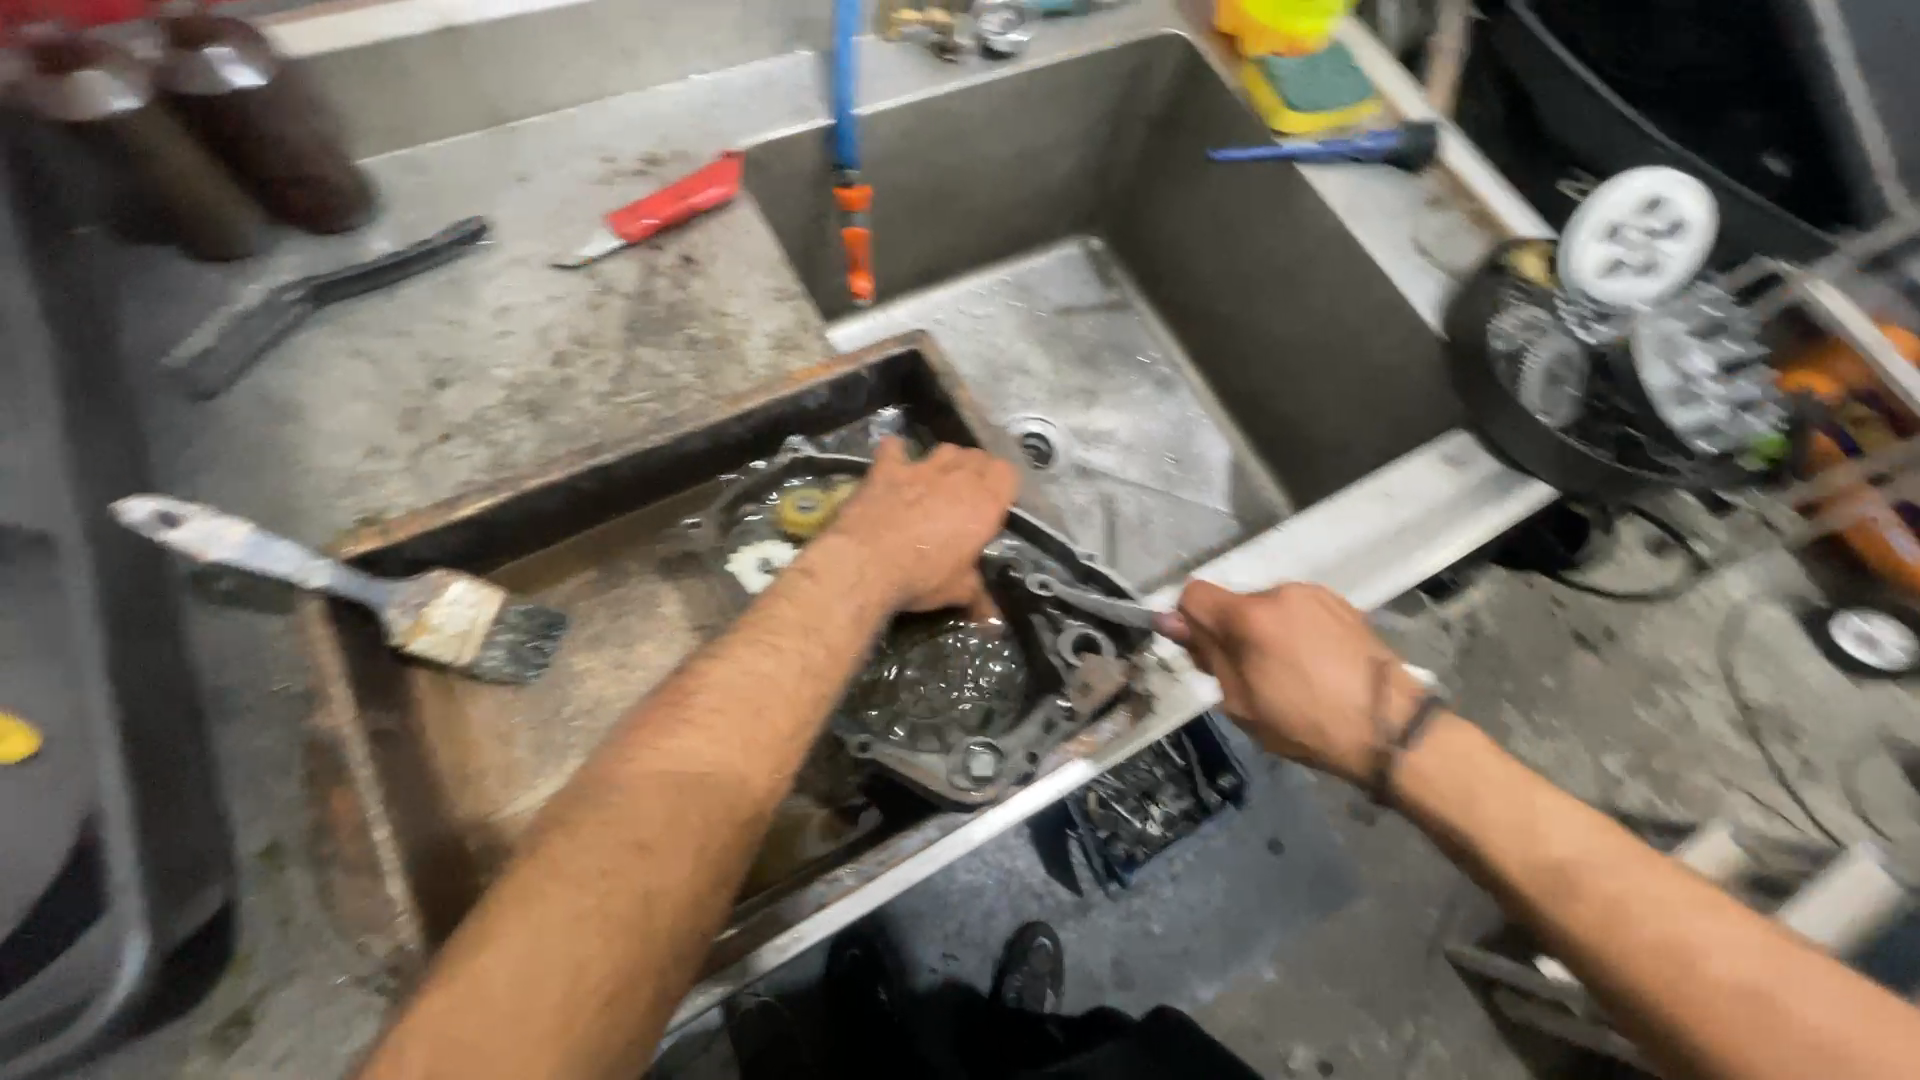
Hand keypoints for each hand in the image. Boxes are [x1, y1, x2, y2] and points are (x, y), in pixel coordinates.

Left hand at [826, 438, 1020, 613]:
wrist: (866, 564)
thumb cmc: (921, 577)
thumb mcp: (956, 591)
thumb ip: (977, 596)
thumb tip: (992, 619)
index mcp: (984, 504)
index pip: (1008, 474)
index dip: (1003, 485)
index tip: (996, 502)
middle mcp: (957, 478)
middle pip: (978, 457)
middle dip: (977, 471)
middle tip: (969, 494)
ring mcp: (920, 469)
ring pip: (945, 449)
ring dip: (946, 460)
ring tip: (940, 478)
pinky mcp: (886, 469)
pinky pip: (894, 448)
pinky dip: (896, 453)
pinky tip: (894, 461)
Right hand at [1155, 581, 1427, 783]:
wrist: (1391, 729)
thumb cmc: (1305, 724)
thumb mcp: (1240, 702)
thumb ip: (1206, 654)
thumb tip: (1170, 621)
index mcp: (1248, 616)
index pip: (1193, 594)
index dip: (1187, 622)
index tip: (1201, 653)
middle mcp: (1279, 592)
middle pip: (1232, 604)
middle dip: (1230, 632)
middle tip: (1249, 675)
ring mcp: (1314, 594)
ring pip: (1267, 608)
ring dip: (1265, 632)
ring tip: (1290, 673)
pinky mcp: (1342, 604)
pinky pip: (1299, 611)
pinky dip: (1295, 631)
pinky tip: (1315, 664)